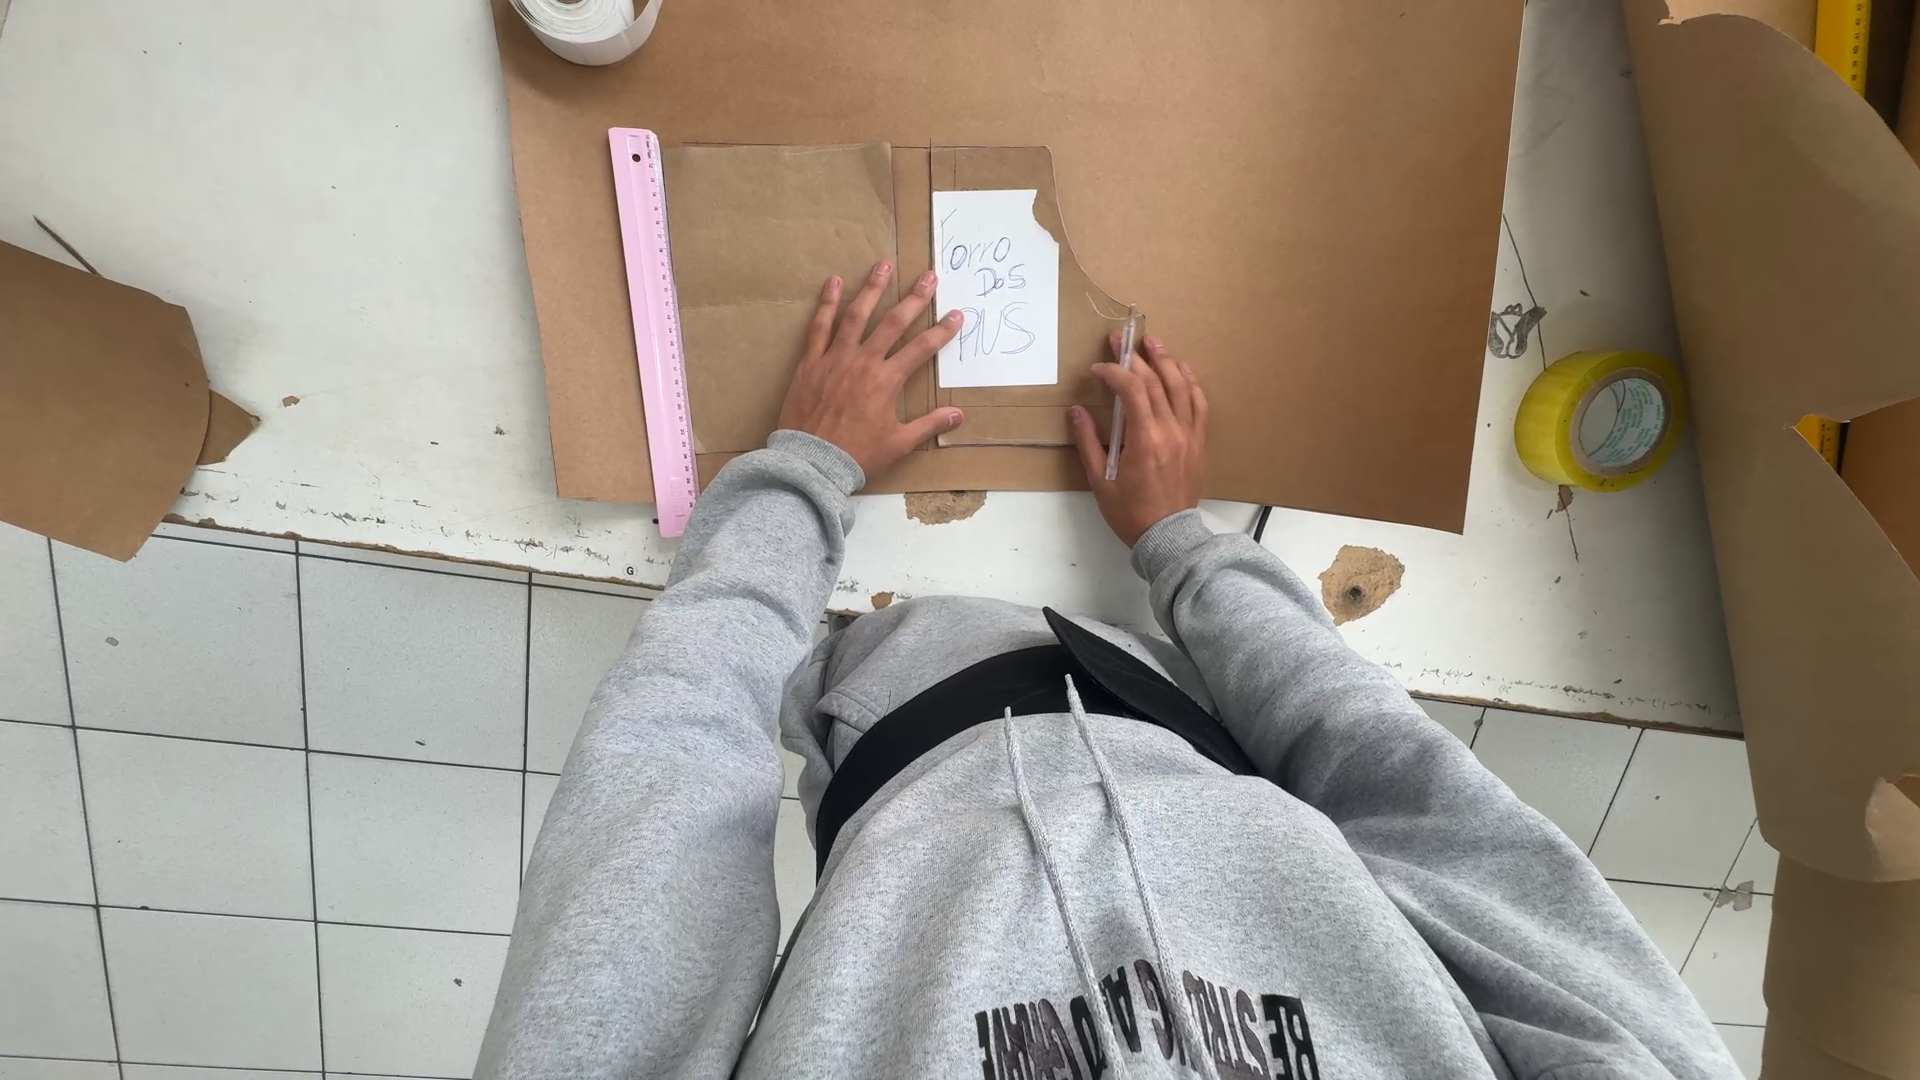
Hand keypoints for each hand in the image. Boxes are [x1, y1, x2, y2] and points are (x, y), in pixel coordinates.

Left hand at [777, 260, 965, 481]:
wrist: (812, 463)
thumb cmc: (857, 455)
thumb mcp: (899, 444)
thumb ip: (929, 425)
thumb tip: (958, 415)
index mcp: (887, 381)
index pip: (921, 349)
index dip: (942, 331)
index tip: (957, 315)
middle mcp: (863, 362)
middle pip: (893, 323)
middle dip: (914, 298)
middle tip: (929, 276)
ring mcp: (835, 359)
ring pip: (857, 316)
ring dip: (872, 289)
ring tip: (884, 265)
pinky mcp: (811, 363)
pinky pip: (819, 327)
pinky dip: (827, 304)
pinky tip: (834, 282)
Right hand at [1068, 334, 1207, 546]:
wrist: (1167, 536)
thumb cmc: (1130, 512)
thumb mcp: (1099, 480)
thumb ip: (1088, 442)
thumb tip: (1077, 411)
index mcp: (1145, 440)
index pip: (1132, 390)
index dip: (1114, 372)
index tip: (1097, 369)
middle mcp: (1171, 431)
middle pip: (1155, 381)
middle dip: (1134, 357)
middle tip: (1119, 340)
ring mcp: (1189, 435)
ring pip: (1181, 386)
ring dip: (1165, 360)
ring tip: (1152, 342)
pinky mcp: (1198, 442)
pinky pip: (1199, 404)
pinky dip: (1191, 383)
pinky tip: (1181, 370)